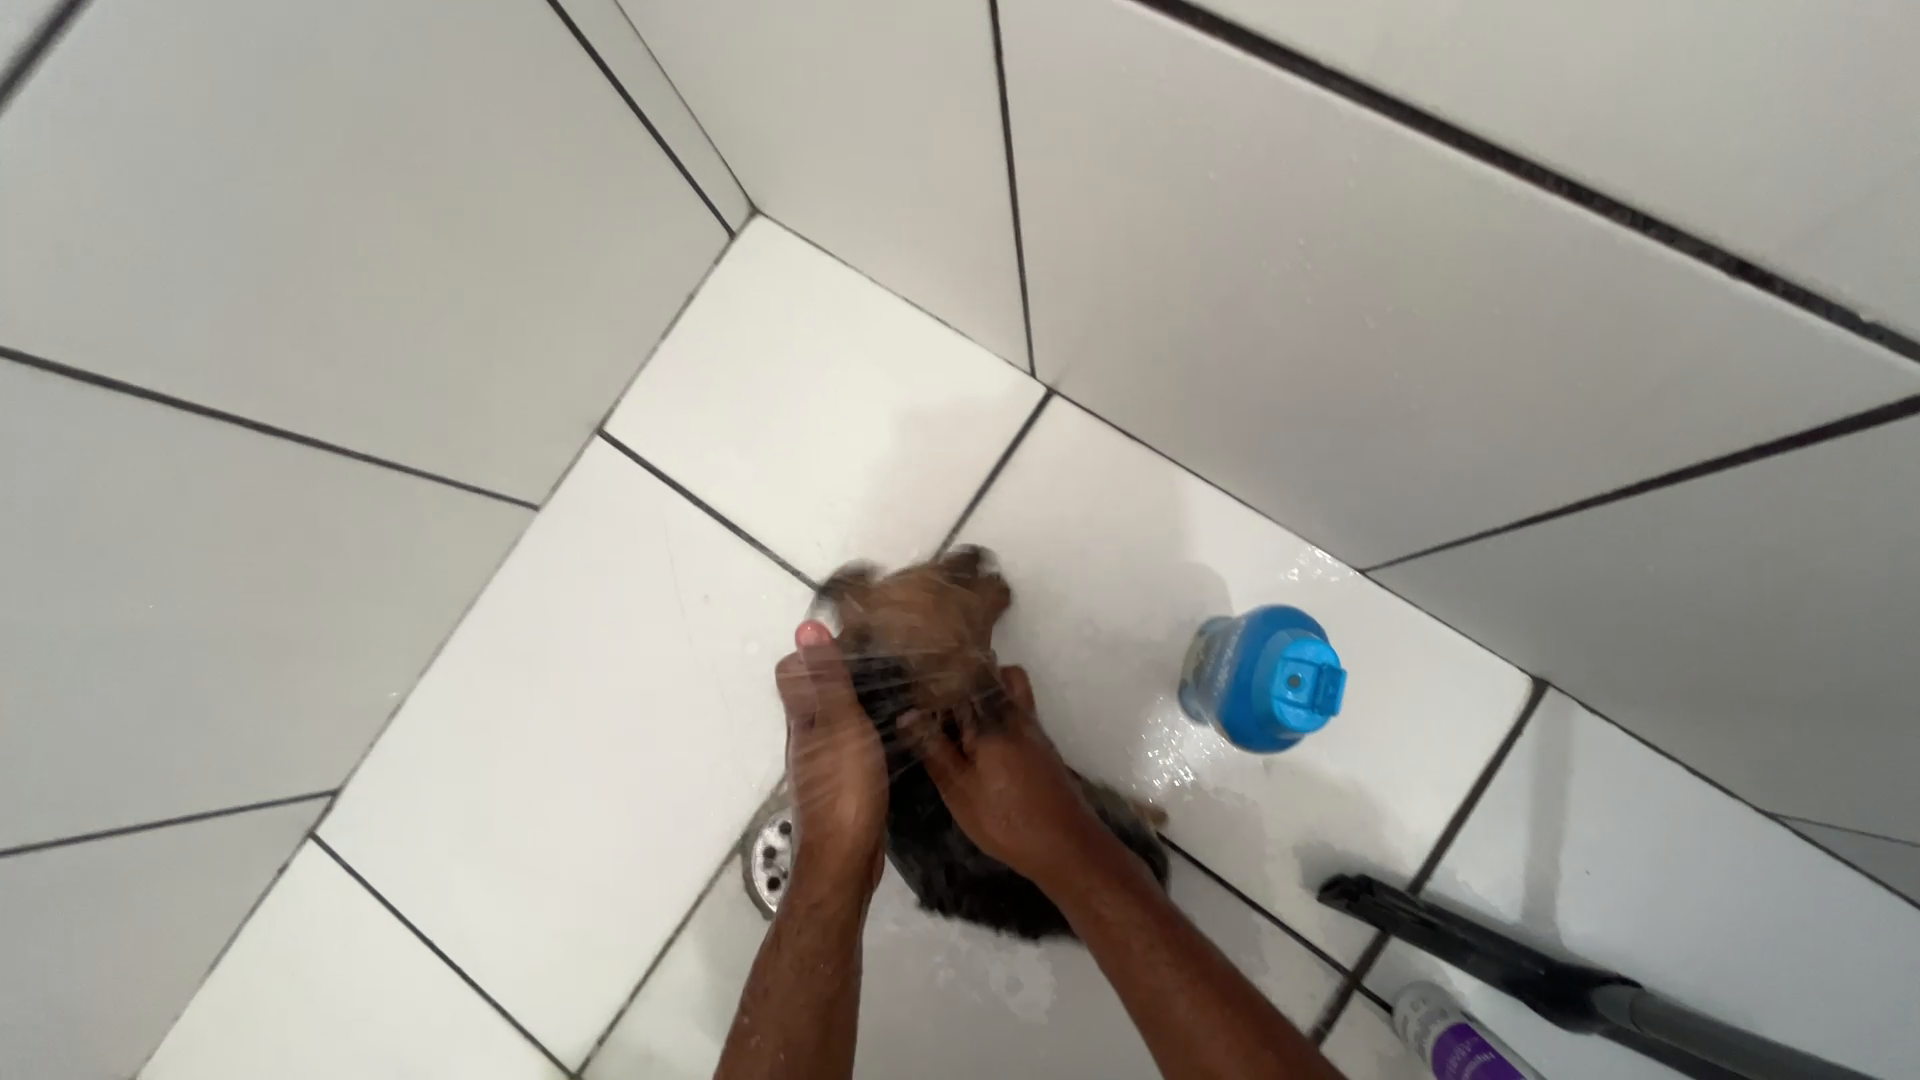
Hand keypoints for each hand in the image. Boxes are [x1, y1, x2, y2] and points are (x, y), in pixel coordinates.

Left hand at [774, 621, 887, 898]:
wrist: (845, 859)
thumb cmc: (843, 788)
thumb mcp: (840, 724)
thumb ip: (829, 679)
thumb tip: (805, 627)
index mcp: (802, 719)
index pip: (791, 672)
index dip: (813, 651)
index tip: (853, 636)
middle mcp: (807, 737)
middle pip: (814, 694)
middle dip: (840, 672)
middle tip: (884, 656)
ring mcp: (823, 763)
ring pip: (834, 718)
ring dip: (856, 700)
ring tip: (895, 685)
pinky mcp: (844, 783)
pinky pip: (852, 742)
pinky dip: (868, 728)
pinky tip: (894, 728)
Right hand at [903, 666, 1107, 884]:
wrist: (1065, 846)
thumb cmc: (1004, 818)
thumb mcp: (959, 789)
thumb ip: (934, 749)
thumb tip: (906, 715)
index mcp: (992, 718)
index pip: (968, 676)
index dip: (946, 673)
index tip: (923, 679)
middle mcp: (1017, 714)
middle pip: (1001, 674)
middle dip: (974, 676)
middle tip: (945, 696)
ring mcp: (1035, 730)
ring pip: (1014, 692)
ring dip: (992, 695)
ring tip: (961, 720)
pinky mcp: (1044, 748)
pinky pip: (1020, 714)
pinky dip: (1002, 717)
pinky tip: (984, 744)